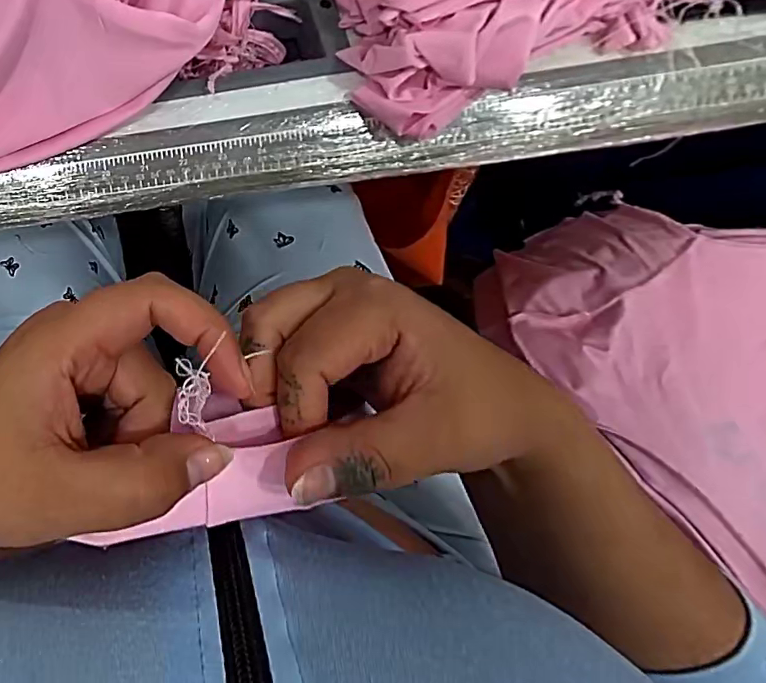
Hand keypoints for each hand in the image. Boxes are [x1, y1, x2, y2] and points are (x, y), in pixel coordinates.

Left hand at [0, 274, 251, 578]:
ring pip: (143, 397)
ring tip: (86, 478)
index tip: (237, 386)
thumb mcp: (66, 496)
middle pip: (154, 370)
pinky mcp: (71, 385)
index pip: (153, 299)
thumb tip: (216, 453)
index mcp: (67, 336)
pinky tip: (84, 469)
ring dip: (133, 445)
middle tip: (110, 479)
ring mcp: (72, 360)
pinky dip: (120, 444)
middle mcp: (74, 335)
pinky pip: (123, 409)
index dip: (206, 329)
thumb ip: (148, 482)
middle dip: (151, 432)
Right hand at [239, 267, 589, 503]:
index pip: (302, 358)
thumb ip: (362, 460)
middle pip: (266, 324)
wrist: (504, 402)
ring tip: (299, 421)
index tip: (318, 455)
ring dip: (265, 379)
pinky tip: (310, 407)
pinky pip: (273, 338)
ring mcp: (327, 295)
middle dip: (265, 385)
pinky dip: (275, 377)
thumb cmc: (480, 412)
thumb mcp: (433, 443)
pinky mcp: (320, 314)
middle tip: (288, 433)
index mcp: (373, 305)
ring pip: (261, 327)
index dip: (298, 415)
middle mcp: (340, 286)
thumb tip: (290, 479)